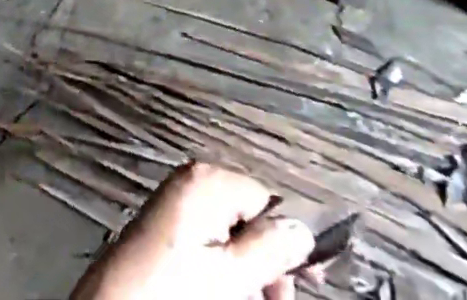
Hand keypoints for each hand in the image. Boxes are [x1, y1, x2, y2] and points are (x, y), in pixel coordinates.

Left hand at [70, 162, 315, 299]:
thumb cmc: (168, 293)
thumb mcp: (230, 275)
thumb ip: (271, 248)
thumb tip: (302, 230)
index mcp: (204, 179)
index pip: (266, 198)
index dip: (286, 239)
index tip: (304, 276)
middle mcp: (188, 186)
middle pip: (248, 219)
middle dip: (266, 260)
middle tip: (273, 296)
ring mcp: (174, 212)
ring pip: (229, 240)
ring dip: (246, 272)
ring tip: (245, 297)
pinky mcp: (162, 239)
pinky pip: (206, 250)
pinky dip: (220, 274)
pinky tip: (219, 294)